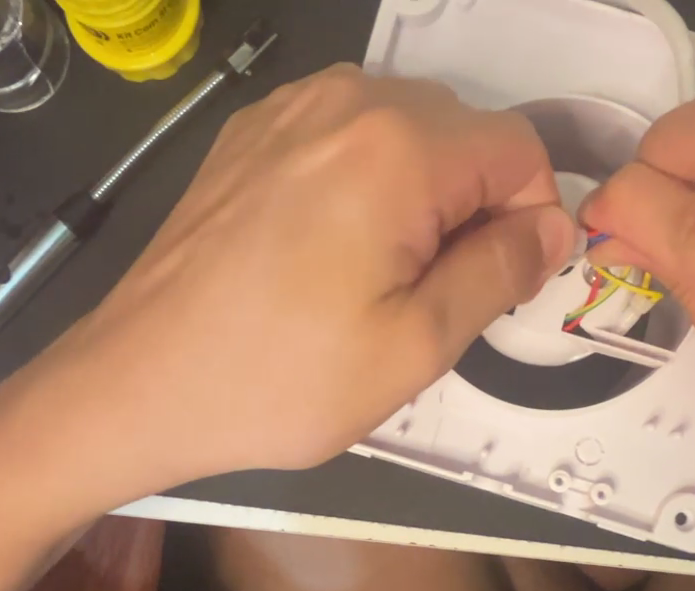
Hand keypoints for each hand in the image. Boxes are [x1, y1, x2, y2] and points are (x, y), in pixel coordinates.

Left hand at [25, 65, 574, 488]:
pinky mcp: (245, 139)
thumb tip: (552, 228)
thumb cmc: (283, 381)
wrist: (141, 384)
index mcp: (397, 148)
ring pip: (400, 133)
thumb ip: (497, 274)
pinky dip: (363, 186)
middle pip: (460, 133)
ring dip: (419, 198)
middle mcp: (343, 102)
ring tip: (379, 280)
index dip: (533, 216)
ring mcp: (284, 113)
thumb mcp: (414, 346)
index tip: (504, 284)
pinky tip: (328, 254)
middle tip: (436, 297)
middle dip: (475, 207)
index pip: (518, 148)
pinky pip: (340, 141)